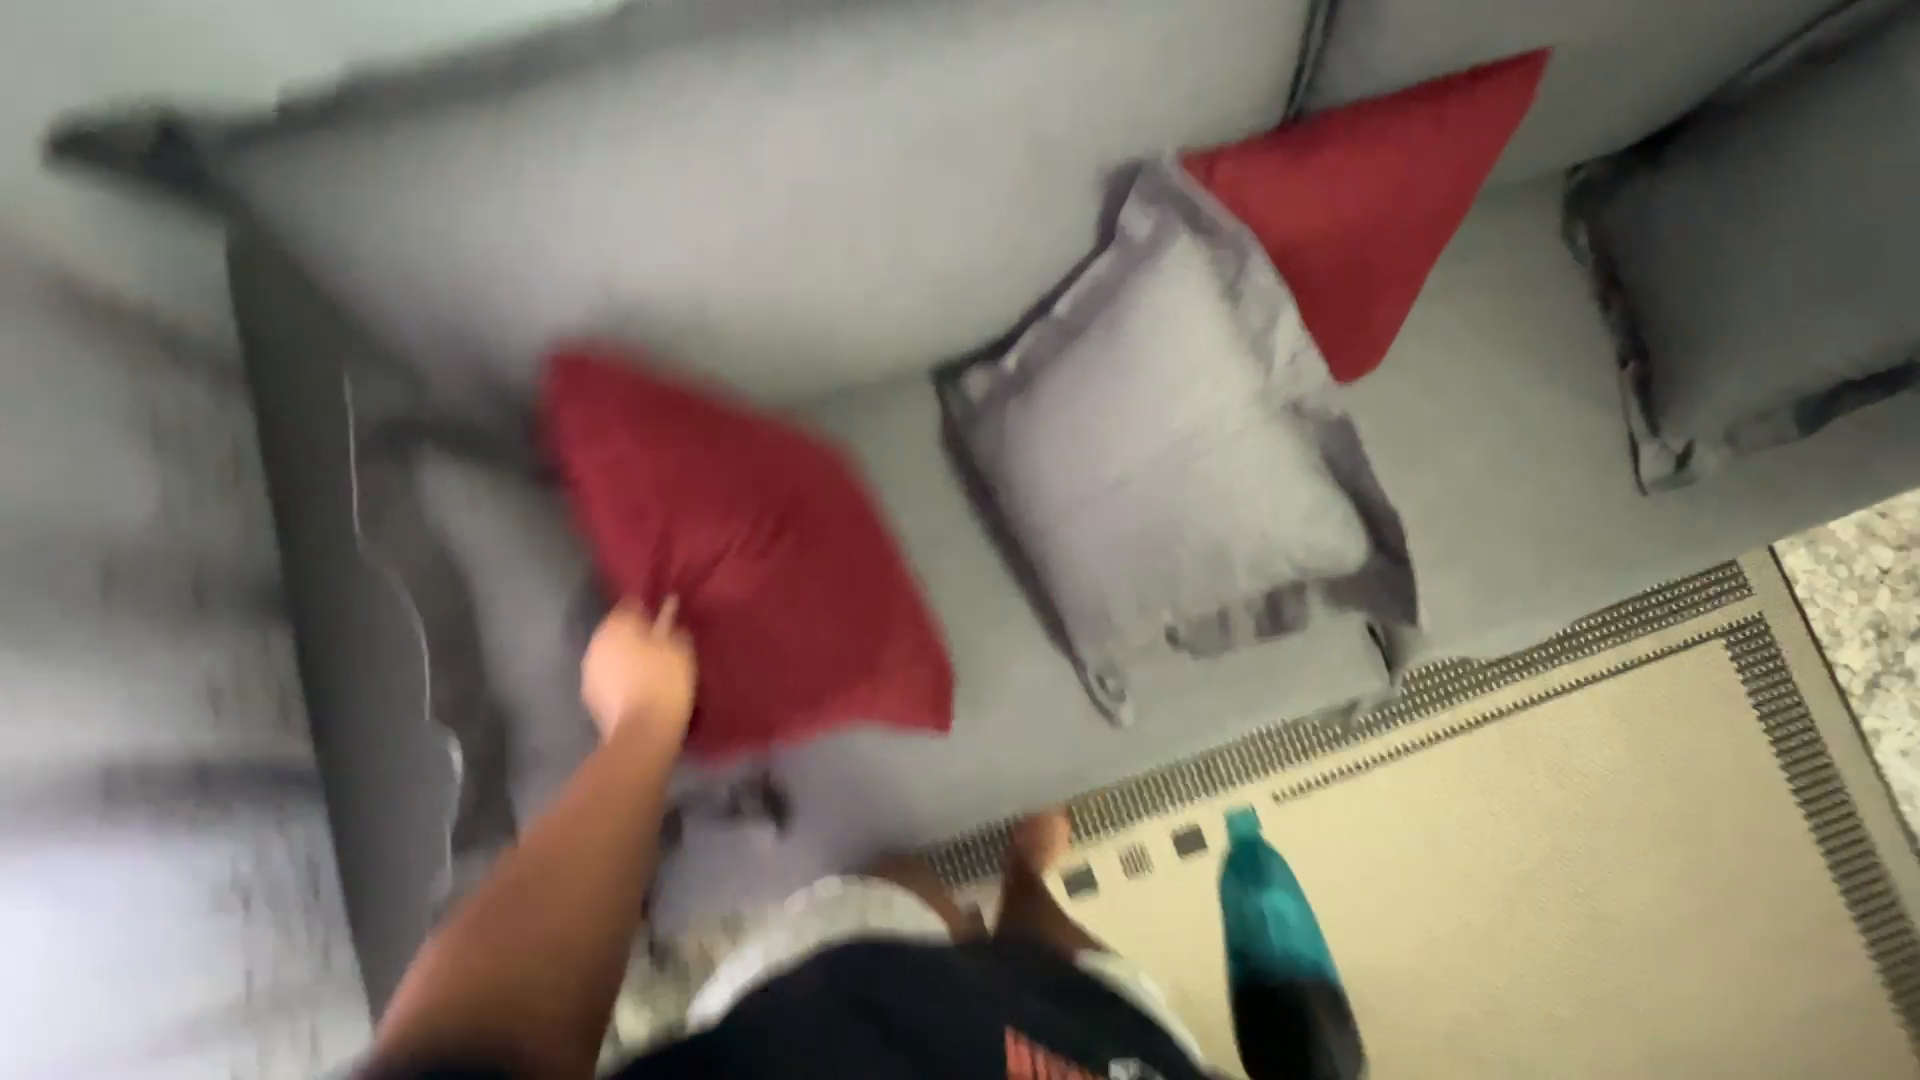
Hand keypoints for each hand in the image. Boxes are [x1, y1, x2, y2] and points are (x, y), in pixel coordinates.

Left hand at [580, 598, 696, 744]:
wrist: (642, 731)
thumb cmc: (665, 682)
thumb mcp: (679, 649)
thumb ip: (671, 625)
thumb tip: (667, 608)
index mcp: (617, 625)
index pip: (629, 606)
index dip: (646, 609)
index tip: (661, 614)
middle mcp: (597, 642)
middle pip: (616, 629)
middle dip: (632, 633)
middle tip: (656, 641)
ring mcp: (589, 670)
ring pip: (609, 653)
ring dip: (624, 655)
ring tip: (646, 665)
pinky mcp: (589, 695)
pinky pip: (607, 676)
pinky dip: (618, 676)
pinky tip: (635, 685)